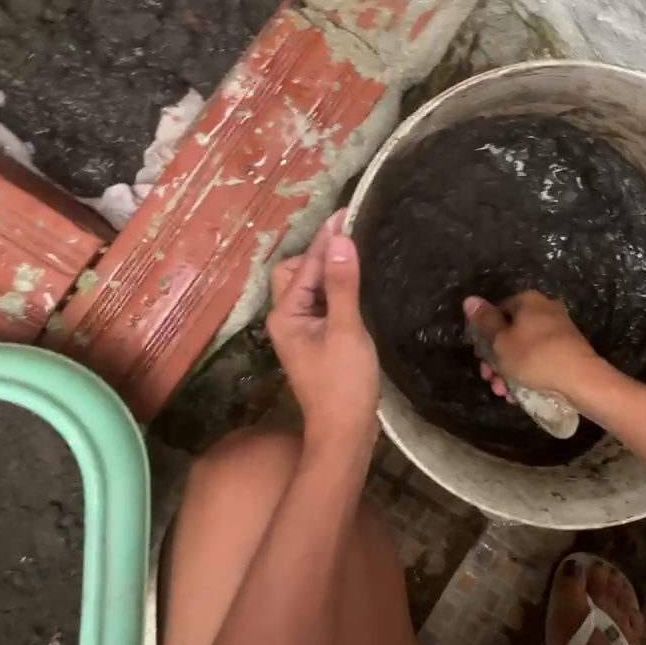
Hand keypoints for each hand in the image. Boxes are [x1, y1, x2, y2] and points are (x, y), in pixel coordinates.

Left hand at [267, 212, 379, 451]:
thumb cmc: (344, 384)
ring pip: (311, 287)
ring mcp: (301, 331)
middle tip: (354, 236)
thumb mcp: (347, 330)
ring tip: (358, 254)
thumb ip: (342, 285)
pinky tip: (358, 285)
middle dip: (321, 252)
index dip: (328, 238)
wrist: (344, 432)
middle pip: (298, 271)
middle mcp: (288, 318)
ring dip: (329, 269)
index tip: (349, 212)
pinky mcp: (317, 340)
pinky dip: (337, 288)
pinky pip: (323, 302)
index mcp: (287, 313)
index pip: (308, 264)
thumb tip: (340, 240)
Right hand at [462, 290, 610, 405]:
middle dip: (495, 359)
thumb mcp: (500, 341)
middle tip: (490, 379)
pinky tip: (519, 394)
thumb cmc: (534, 357)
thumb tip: (470, 300)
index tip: (480, 358)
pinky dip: (527, 373)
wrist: (581, 380)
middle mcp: (545, 309)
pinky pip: (539, 358)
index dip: (483, 336)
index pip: (496, 312)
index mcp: (528, 301)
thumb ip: (483, 322)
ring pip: (523, 348)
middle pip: (510, 332)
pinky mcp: (567, 349)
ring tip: (504, 393)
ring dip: (509, 370)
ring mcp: (558, 330)